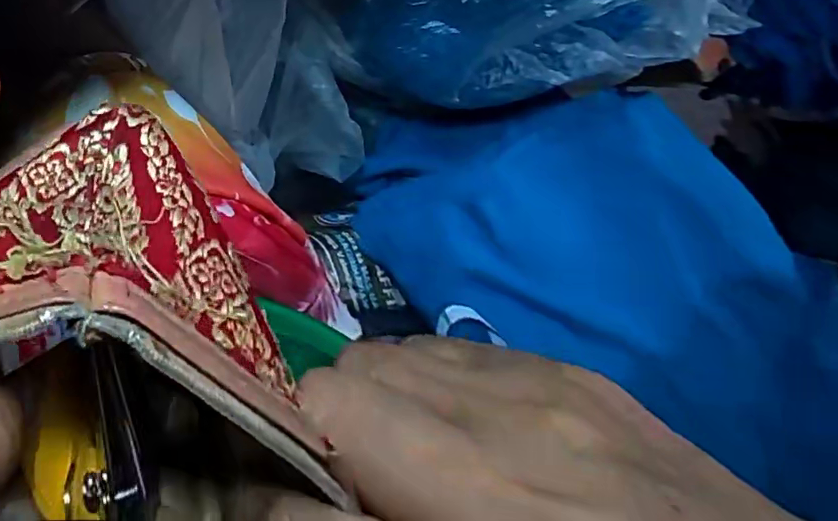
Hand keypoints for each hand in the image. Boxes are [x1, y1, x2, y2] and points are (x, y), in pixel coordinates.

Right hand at [295, 337, 796, 520]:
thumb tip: (255, 487)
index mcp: (472, 487)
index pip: (320, 402)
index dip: (304, 440)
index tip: (322, 481)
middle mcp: (503, 419)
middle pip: (350, 369)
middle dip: (341, 418)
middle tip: (376, 478)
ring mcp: (548, 386)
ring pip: (397, 350)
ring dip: (390, 397)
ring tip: (432, 455)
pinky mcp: (582, 377)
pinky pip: (460, 350)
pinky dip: (443, 384)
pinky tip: (486, 435)